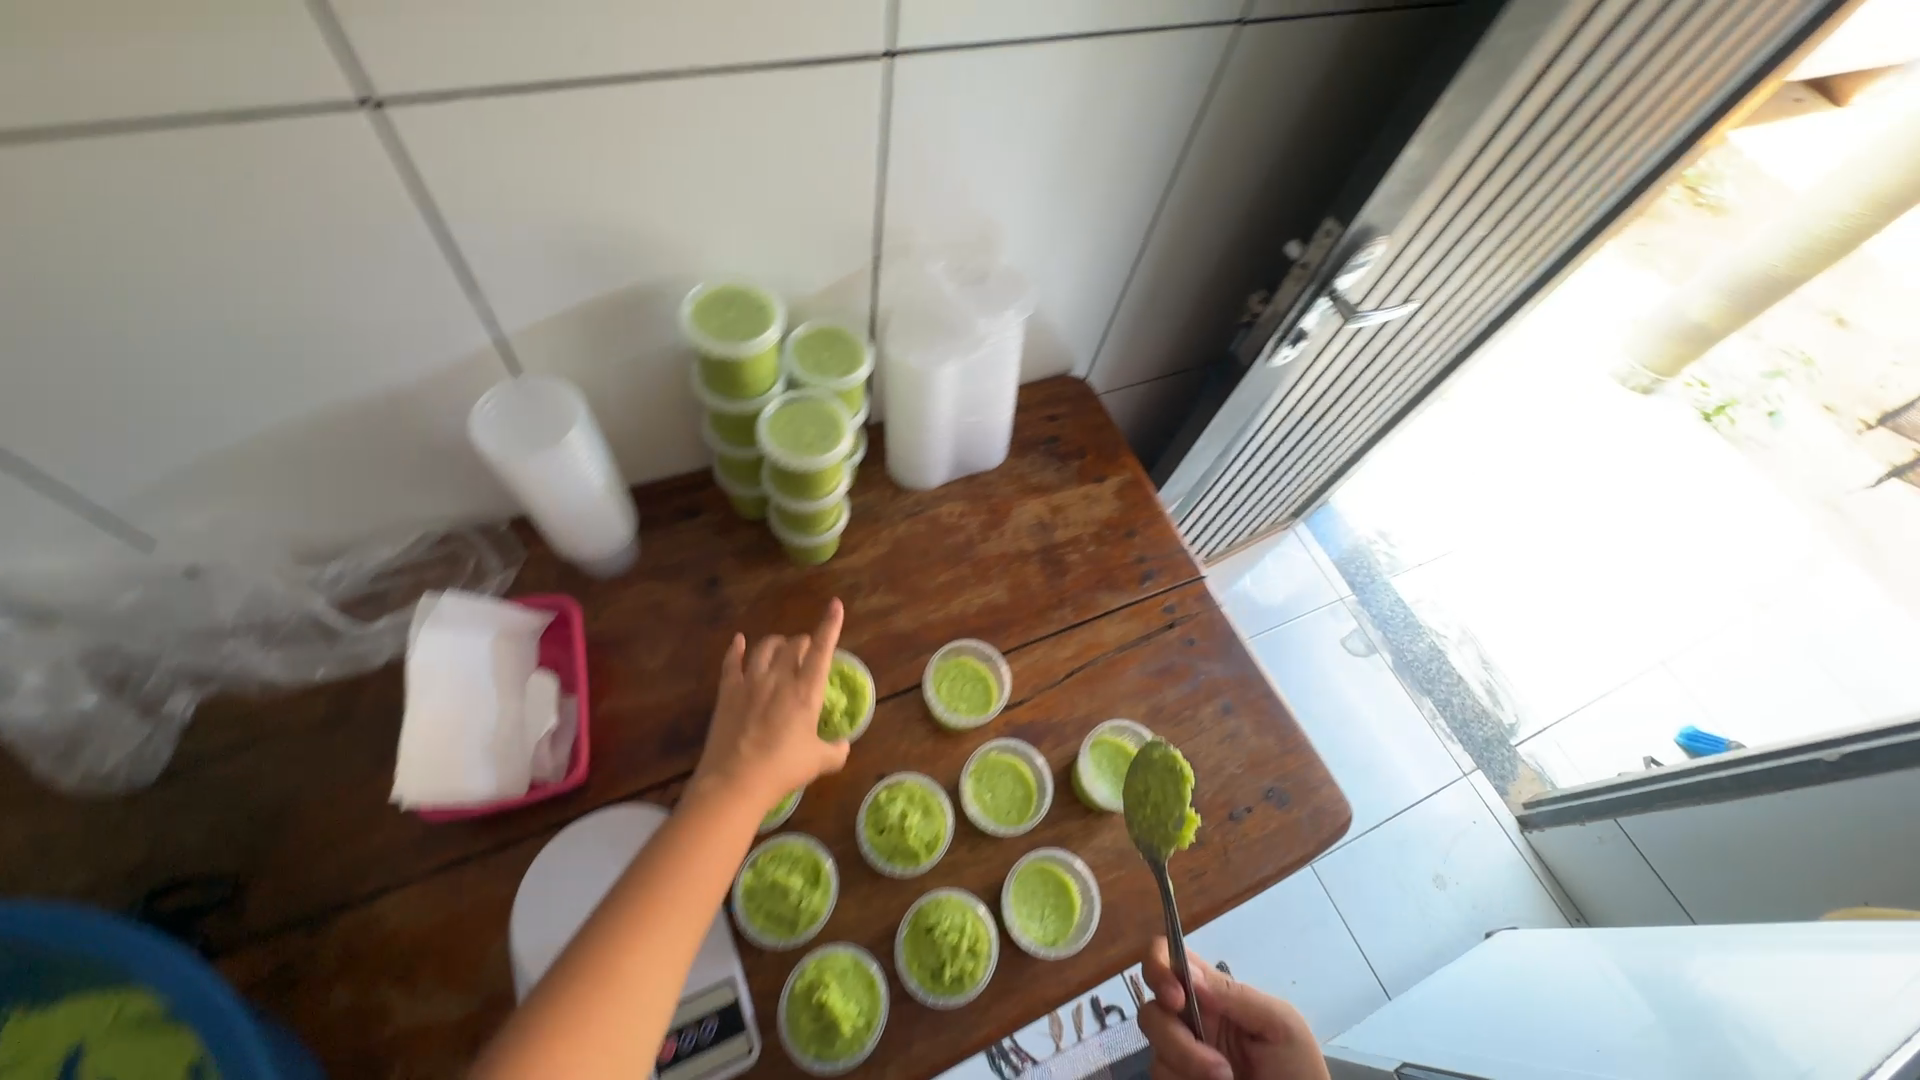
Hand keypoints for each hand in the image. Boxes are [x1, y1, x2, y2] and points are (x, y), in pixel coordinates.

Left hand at [690, 599, 851, 811]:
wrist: (735, 781)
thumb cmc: (783, 769)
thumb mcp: (819, 762)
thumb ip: (836, 750)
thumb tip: (843, 744)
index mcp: (806, 691)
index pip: (822, 649)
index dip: (830, 625)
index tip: (835, 605)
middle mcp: (779, 678)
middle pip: (793, 644)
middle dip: (803, 642)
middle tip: (807, 651)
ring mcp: (750, 682)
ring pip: (765, 647)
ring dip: (777, 643)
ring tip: (781, 647)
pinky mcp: (727, 692)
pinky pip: (732, 662)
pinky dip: (737, 649)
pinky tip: (739, 641)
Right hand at [1139, 937, 1327, 1079]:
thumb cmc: (1298, 1069)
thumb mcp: (1281, 1024)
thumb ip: (1237, 995)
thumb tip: (1190, 975)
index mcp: (1210, 992)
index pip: (1166, 957)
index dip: (1158, 966)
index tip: (1175, 997)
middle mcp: (1188, 1019)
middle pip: (1152, 1010)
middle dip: (1175, 1039)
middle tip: (1218, 1069)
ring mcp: (1180, 1055)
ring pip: (1155, 1051)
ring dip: (1187, 1067)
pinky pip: (1161, 1077)